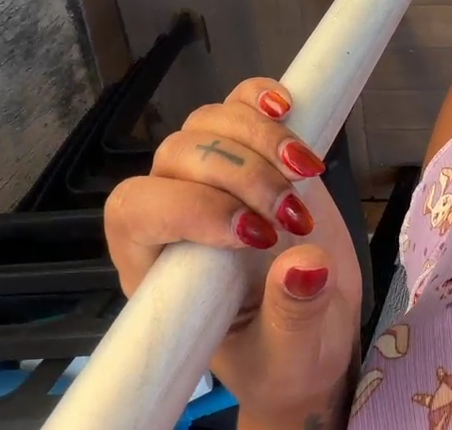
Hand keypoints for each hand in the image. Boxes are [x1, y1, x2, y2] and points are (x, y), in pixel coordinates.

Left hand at [104, 79, 361, 426]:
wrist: (315, 328)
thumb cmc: (285, 356)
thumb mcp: (291, 357)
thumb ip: (293, 317)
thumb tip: (303, 264)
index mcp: (158, 271)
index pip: (137, 212)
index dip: (189, 208)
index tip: (253, 237)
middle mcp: (176, 213)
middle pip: (177, 156)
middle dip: (241, 175)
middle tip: (295, 217)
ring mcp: (216, 175)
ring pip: (208, 122)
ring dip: (261, 137)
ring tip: (308, 172)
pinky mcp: (257, 149)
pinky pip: (240, 102)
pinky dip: (262, 95)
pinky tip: (289, 108)